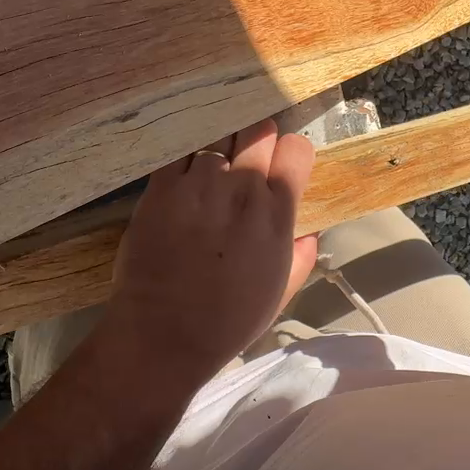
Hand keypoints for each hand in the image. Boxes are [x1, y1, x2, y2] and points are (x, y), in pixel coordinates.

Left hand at [104, 120, 317, 383]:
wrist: (161, 337)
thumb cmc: (227, 322)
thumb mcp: (280, 292)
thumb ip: (301, 255)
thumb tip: (308, 230)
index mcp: (276, 213)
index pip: (296, 149)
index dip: (289, 154)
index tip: (280, 167)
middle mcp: (242, 188)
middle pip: (258, 131)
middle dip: (256, 142)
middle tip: (245, 163)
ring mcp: (200, 184)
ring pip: (217, 141)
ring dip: (217, 154)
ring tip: (207, 178)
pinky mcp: (162, 187)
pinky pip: (180, 152)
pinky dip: (185, 159)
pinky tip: (183, 178)